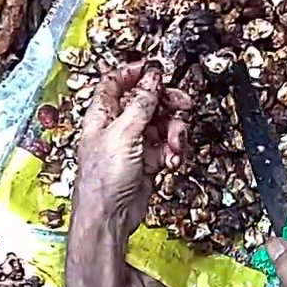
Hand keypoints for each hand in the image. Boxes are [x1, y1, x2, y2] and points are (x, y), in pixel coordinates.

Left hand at [74, 63, 184, 234]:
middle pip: (147, 102)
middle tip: (183, 104)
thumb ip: (141, 103)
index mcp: (103, 114)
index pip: (116, 82)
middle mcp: (118, 127)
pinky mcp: (148, 163)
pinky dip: (174, 152)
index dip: (136, 73)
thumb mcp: (123, 133)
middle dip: (167, 102)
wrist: (109, 217)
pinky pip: (167, 148)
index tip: (157, 69)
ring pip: (162, 126)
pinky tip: (172, 161)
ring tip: (176, 144)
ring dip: (174, 132)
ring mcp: (134, 145)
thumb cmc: (103, 180)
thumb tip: (152, 78)